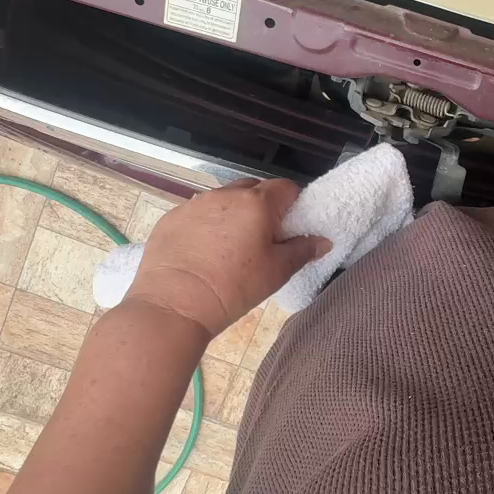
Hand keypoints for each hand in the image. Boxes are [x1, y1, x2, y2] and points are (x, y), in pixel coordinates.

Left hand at [121, 179, 329, 337]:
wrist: (173, 306)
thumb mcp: (277, 272)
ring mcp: (194, 204)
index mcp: (257, 203)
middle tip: (263, 236)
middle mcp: (225, 195)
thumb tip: (323, 241)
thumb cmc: (234, 287)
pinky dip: (206, 225)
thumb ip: (303, 251)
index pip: (286, 187)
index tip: (291, 226)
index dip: (293, 203)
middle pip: (253, 188)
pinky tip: (203, 252)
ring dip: (233, 214)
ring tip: (230, 246)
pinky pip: (197, 212)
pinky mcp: (170, 218)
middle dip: (263, 205)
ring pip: (223, 199)